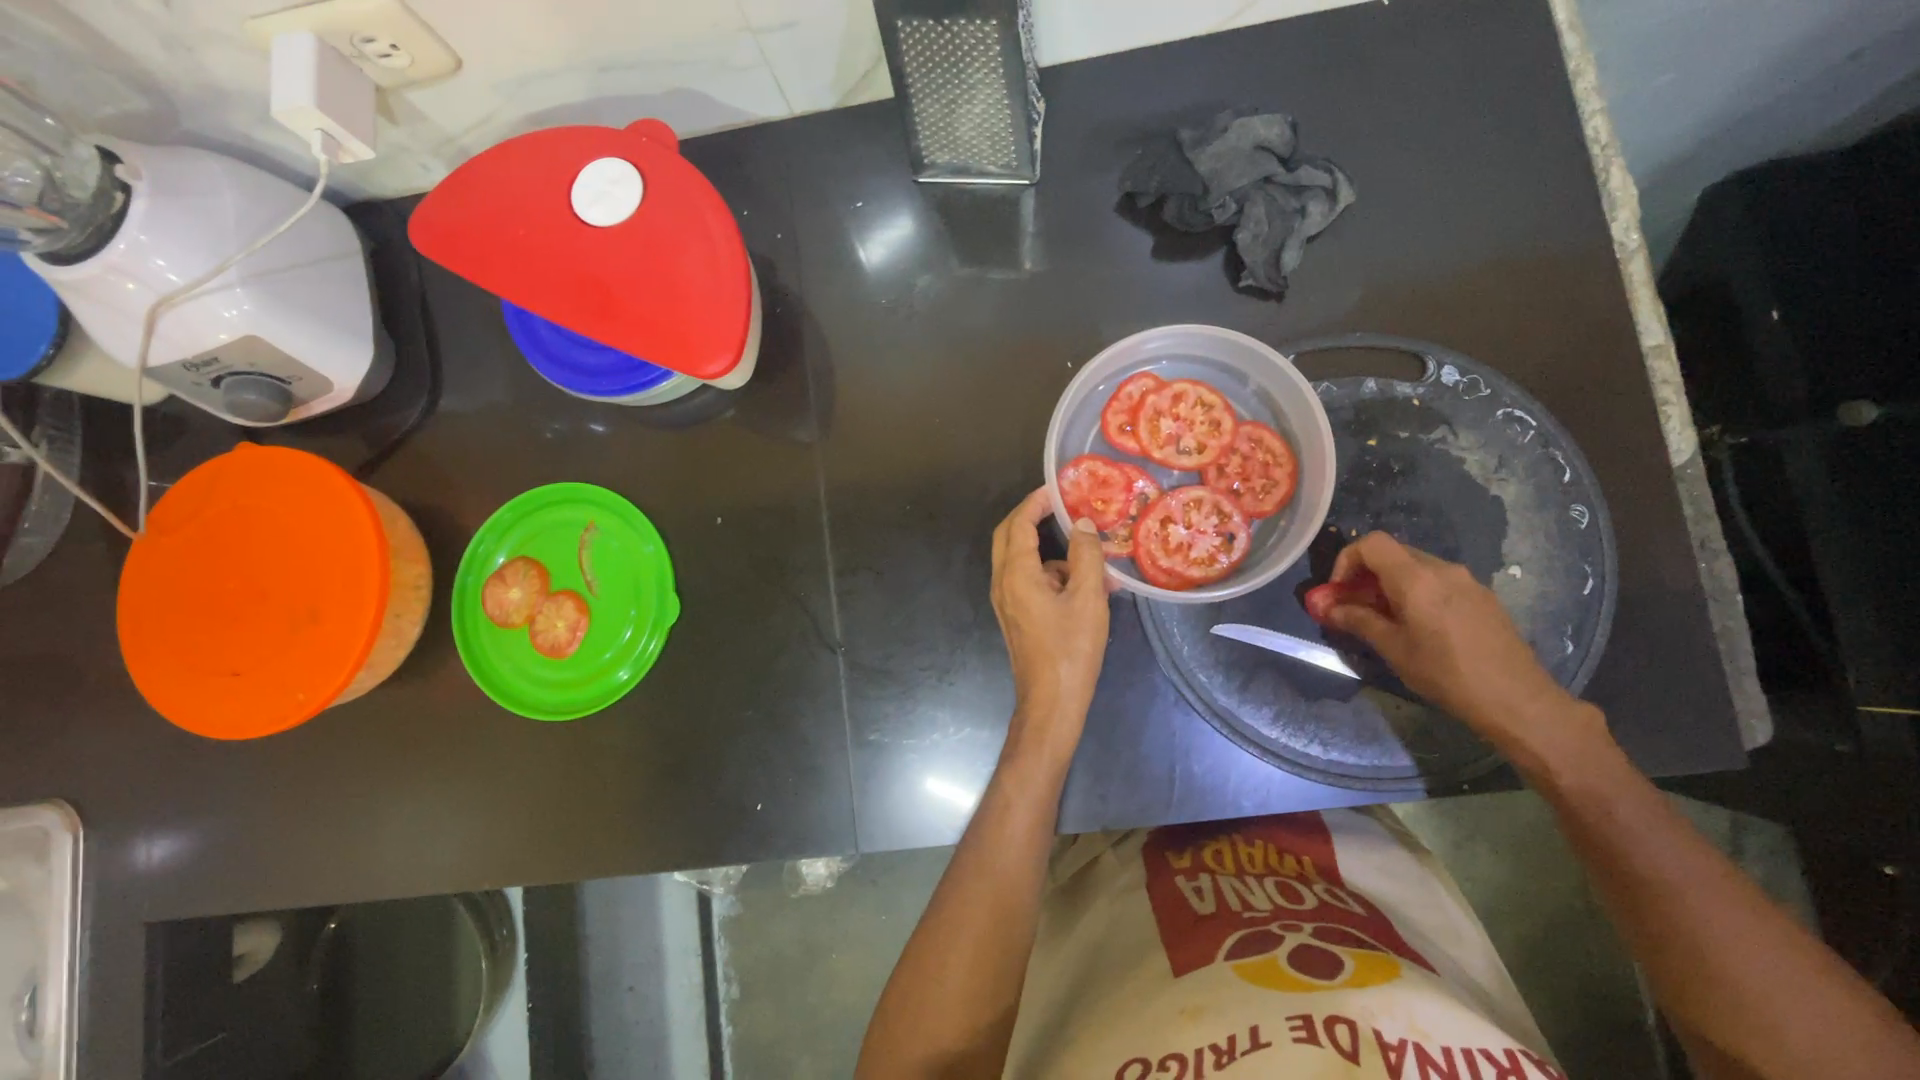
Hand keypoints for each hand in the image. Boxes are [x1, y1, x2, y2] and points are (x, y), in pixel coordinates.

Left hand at [990, 488, 1110, 754]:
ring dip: (1057, 556)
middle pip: (1011, 538)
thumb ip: (1086, 556)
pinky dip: (1057, 578)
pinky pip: (1033, 584)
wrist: (1052, 701)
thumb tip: (1083, 524)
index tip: (1058, 488)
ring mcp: (1008, 602)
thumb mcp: (1087, 597)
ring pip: (1026, 563)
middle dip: (1033, 519)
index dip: (1035, 502)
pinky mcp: (1018, 617)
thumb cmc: (1071, 648)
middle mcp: (1003, 583)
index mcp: (1015, 574)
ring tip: (1098, 564)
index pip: (1018, 524)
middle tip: (1062, 507)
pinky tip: (1092, 590)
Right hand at [1322, 532, 1604, 756]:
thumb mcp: (1394, 649)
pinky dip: (1417, 593)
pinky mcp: (1482, 596)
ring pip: (1417, 568)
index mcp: (1416, 578)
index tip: (1339, 591)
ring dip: (1392, 585)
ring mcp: (1467, 581)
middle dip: (1366, 575)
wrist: (1516, 698)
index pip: (1372, 543)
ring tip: (1386, 621)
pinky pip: (1439, 582)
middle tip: (1355, 608)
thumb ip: (1358, 621)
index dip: (1347, 560)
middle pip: (1394, 553)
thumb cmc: (1445, 674)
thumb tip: (1328, 607)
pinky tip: (1421, 628)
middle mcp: (1443, 569)